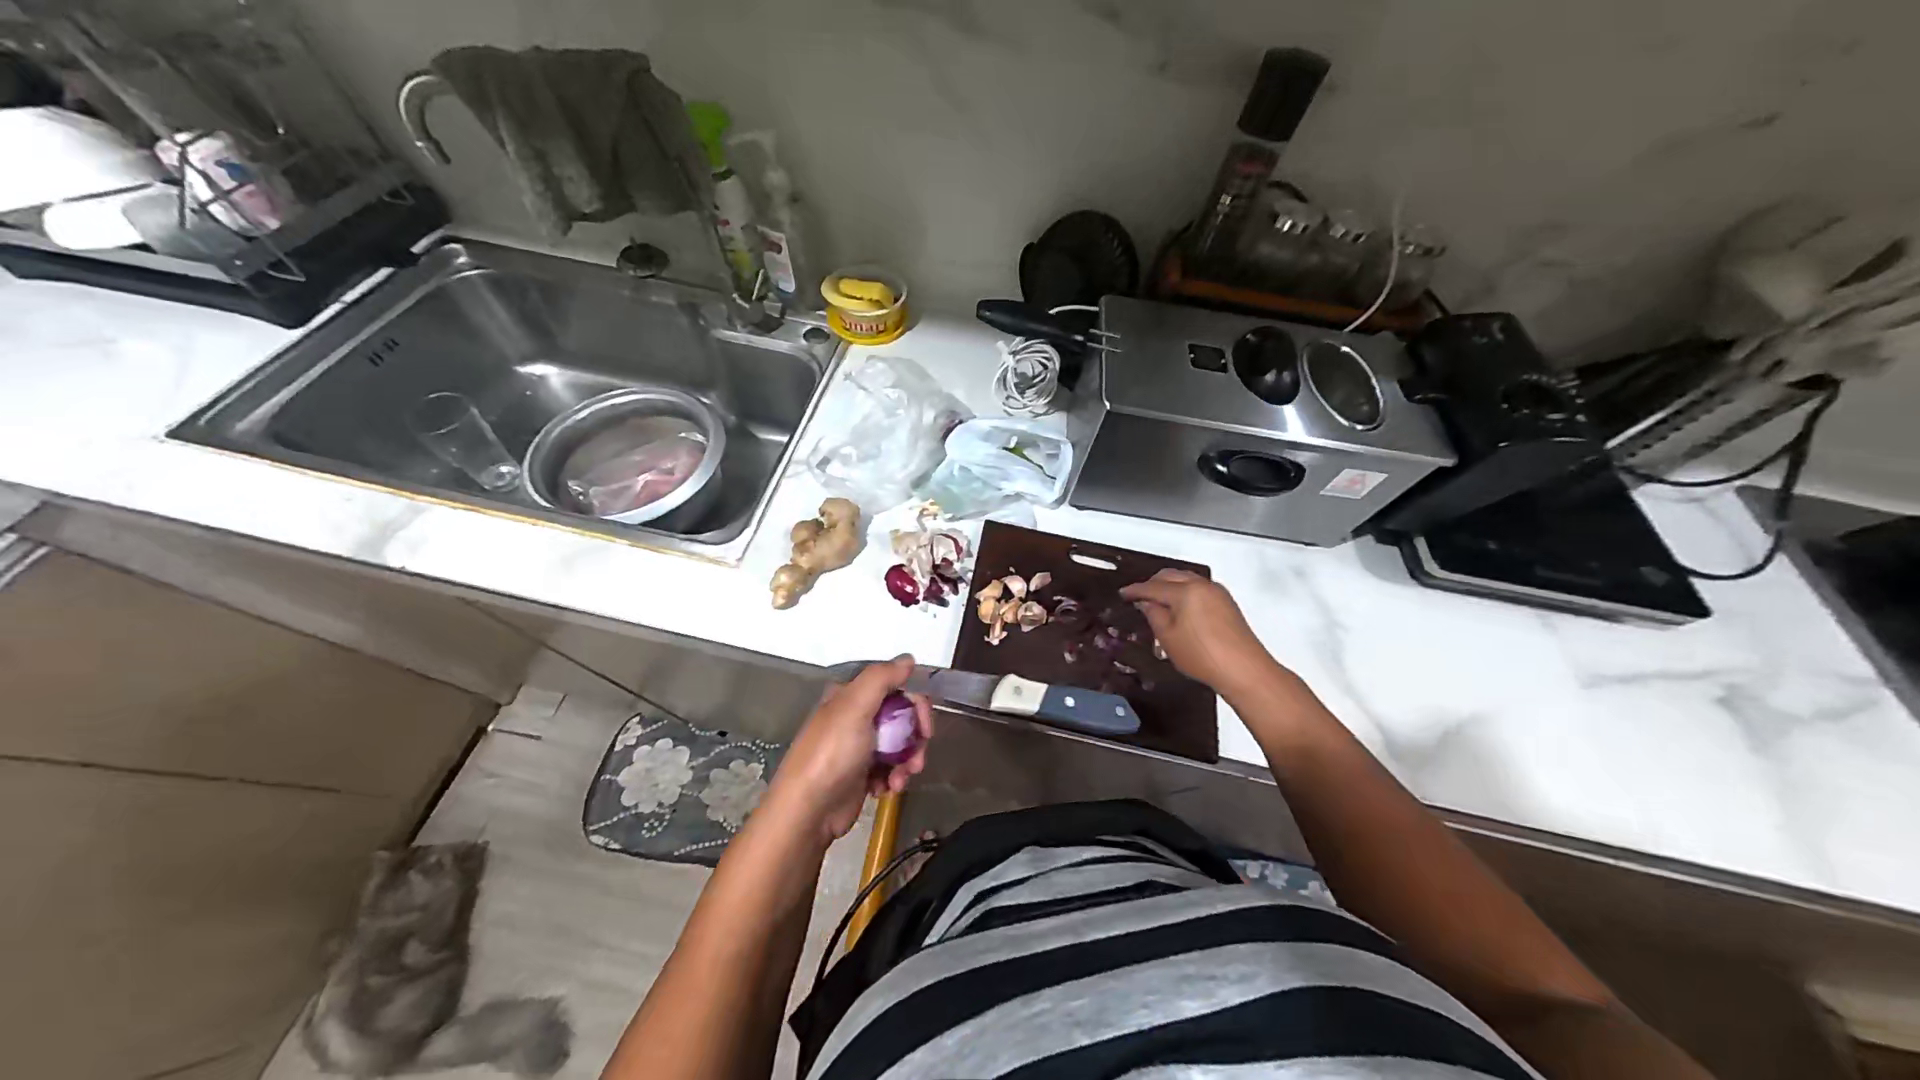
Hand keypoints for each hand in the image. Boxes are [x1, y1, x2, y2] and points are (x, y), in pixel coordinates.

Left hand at [764, 655, 931, 842]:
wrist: (808, 811)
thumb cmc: (832, 755)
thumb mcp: (855, 707)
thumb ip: (881, 678)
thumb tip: (908, 658)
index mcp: (850, 696)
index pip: (895, 688)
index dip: (916, 706)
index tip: (926, 728)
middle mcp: (855, 717)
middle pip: (902, 718)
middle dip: (915, 739)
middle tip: (917, 760)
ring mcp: (858, 747)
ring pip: (900, 746)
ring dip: (906, 763)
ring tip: (900, 780)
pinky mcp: (861, 773)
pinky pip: (890, 768)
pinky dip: (894, 778)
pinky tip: (886, 789)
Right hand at [1120, 570, 1285, 695]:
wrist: (1244, 670)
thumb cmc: (1202, 655)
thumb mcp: (1168, 638)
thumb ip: (1154, 615)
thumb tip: (1147, 603)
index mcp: (1185, 591)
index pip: (1153, 586)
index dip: (1135, 590)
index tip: (1123, 593)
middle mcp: (1202, 585)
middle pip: (1171, 575)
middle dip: (1153, 582)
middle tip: (1139, 595)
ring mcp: (1217, 592)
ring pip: (1186, 579)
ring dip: (1170, 585)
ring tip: (1158, 600)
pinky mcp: (1227, 603)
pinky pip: (1199, 588)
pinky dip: (1184, 591)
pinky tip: (1180, 606)